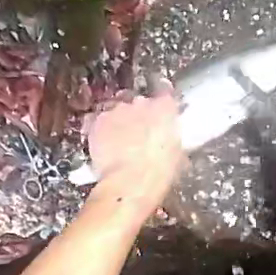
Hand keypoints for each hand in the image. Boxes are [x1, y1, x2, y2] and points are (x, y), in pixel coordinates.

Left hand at [85, 87, 183, 211]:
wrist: (131, 181)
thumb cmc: (159, 172)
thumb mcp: (178, 155)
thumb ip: (173, 139)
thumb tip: (171, 141)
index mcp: (166, 108)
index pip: (165, 93)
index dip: (162, 104)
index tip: (161, 112)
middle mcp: (141, 102)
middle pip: (139, 102)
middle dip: (139, 115)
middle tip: (140, 135)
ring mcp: (117, 109)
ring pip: (118, 110)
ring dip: (120, 121)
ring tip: (120, 142)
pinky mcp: (98, 120)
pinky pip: (99, 120)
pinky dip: (102, 129)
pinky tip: (105, 144)